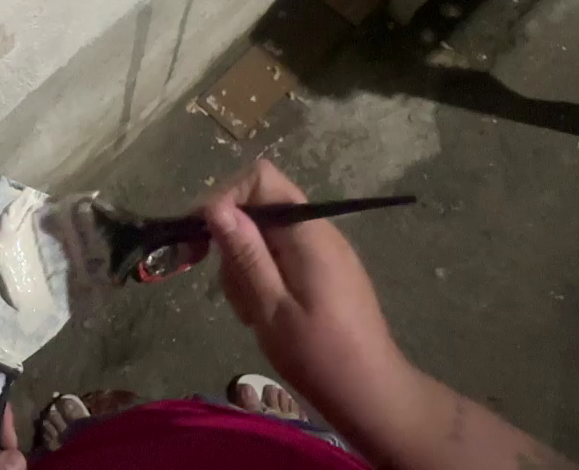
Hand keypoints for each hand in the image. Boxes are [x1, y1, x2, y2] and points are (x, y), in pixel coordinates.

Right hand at [200, 159, 413, 417]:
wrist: (376, 401)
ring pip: (261, 230)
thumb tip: (215, 207)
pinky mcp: (320, 269)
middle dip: (230, 237)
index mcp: (308, 233)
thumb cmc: (322, 358)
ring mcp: (320, 249)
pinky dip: (258, 273)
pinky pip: (277, 251)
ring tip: (247, 308)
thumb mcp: (272, 309)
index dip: (225, 196)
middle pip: (256, 203)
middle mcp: (316, 230)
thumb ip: (245, 255)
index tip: (202, 235)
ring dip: (242, 262)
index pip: (260, 178)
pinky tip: (260, 309)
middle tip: (224, 283)